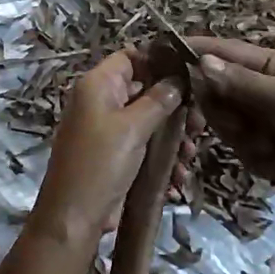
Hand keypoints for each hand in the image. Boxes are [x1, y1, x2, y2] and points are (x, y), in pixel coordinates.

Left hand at [31, 48, 183, 243]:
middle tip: (199, 126)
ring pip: (148, 121)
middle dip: (174, 107)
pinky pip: (143, 145)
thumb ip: (158, 99)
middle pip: (143, 90)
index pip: (130, 57)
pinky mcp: (115, 154)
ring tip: (189, 155)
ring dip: (172, 137)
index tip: (189, 77)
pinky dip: (161, 157)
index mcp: (98, 84)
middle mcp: (101, 100)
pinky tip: (178, 176)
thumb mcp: (133, 127)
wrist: (75, 216)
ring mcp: (107, 128)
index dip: (158, 62)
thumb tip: (178, 79)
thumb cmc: (101, 161)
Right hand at [185, 36, 274, 195]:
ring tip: (271, 148)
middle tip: (243, 126)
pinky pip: (239, 148)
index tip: (162, 53)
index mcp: (266, 65)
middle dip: (226, 114)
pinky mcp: (264, 145)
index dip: (193, 51)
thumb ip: (239, 82)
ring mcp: (260, 118)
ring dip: (245, 140)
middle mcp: (258, 88)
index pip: (221, 51)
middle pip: (215, 93)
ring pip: (225, 124)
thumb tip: (202, 61)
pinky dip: (257, 158)